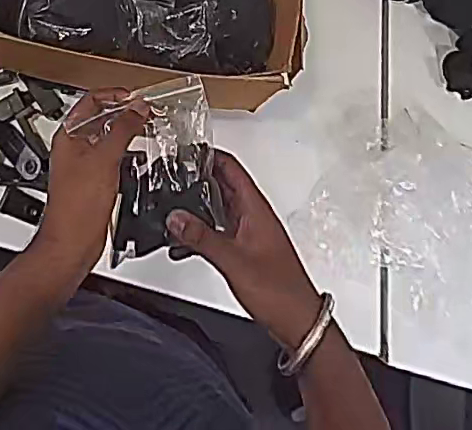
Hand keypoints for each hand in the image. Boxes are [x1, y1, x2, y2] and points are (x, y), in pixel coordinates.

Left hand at [31, 88, 148, 272]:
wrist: (72, 244)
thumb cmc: (75, 207)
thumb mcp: (105, 158)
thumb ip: (123, 129)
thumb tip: (138, 108)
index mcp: (69, 135)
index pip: (91, 100)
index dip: (114, 95)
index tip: (134, 98)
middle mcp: (74, 147)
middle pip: (101, 116)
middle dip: (124, 111)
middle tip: (145, 111)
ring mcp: (84, 163)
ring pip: (107, 136)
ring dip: (126, 130)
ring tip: (145, 126)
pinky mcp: (94, 179)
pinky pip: (111, 155)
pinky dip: (126, 149)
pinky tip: (138, 152)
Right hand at [166, 149, 322, 348]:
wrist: (298, 321)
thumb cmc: (279, 290)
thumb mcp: (233, 260)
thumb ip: (202, 238)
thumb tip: (177, 218)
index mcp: (254, 207)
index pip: (231, 166)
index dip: (210, 155)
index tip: (188, 150)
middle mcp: (253, 214)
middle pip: (223, 183)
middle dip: (199, 177)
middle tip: (174, 175)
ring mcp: (249, 230)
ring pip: (220, 207)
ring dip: (199, 205)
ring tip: (174, 207)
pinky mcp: (246, 248)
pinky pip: (220, 229)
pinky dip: (203, 230)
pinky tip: (186, 242)